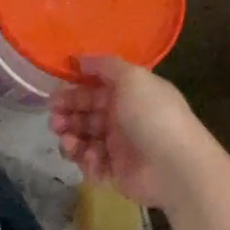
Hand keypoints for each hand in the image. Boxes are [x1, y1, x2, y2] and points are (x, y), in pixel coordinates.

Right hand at [49, 55, 205, 208]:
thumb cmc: (152, 116)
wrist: (175, 167)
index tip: (54, 96)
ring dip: (71, 138)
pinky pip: (92, 162)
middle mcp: (124, 117)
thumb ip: (105, 65)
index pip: (94, 89)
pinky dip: (86, 160)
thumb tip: (80, 59)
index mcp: (130, 93)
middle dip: (66, 115)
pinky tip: (91, 158)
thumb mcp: (132, 78)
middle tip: (55, 121)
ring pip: (84, 138)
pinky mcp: (116, 170)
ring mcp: (120, 145)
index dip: (73, 91)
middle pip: (85, 113)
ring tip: (69, 142)